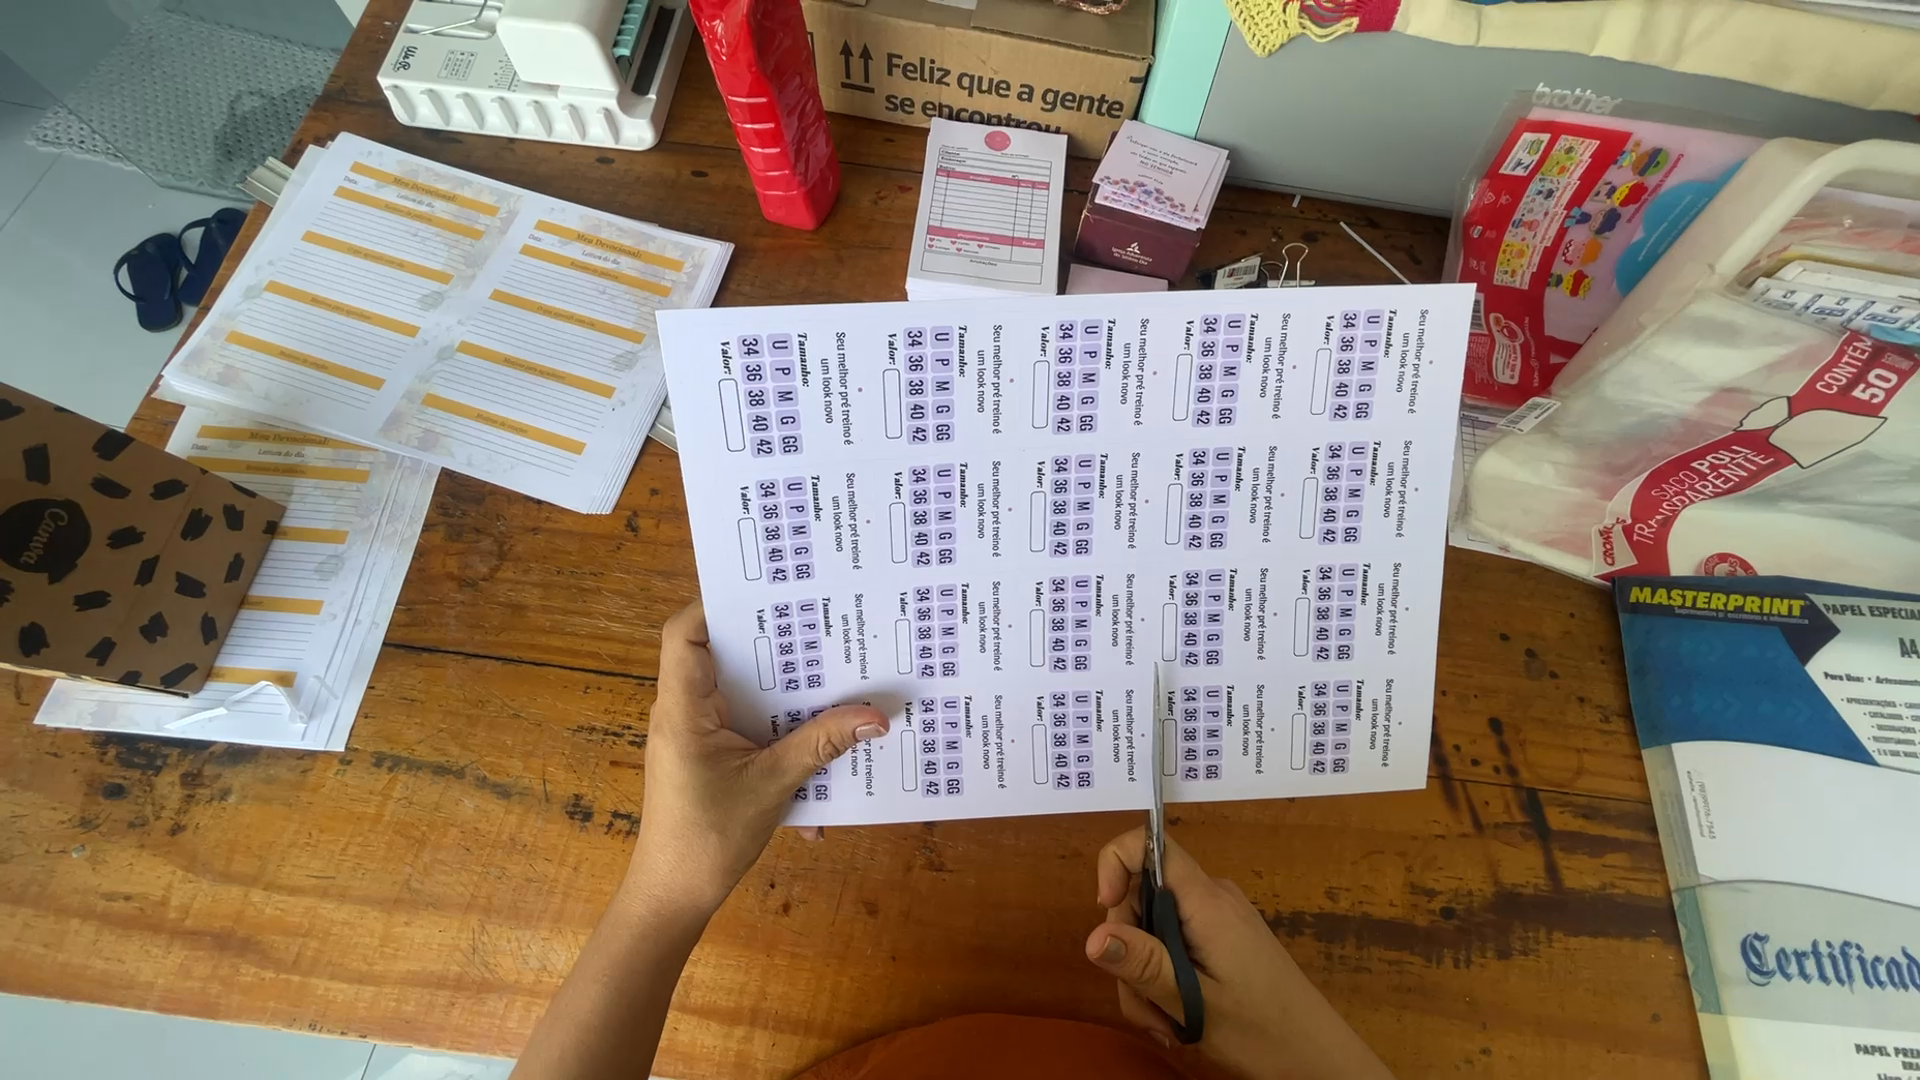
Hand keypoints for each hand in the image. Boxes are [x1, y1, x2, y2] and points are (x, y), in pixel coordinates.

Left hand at [632, 603, 888, 913]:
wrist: (675, 897)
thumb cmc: (709, 836)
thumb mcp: (772, 785)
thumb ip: (822, 744)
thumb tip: (877, 716)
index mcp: (684, 707)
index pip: (686, 634)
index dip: (718, 604)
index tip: (772, 592)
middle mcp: (686, 710)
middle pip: (721, 652)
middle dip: (770, 637)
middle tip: (819, 619)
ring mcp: (699, 732)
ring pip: (740, 687)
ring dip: (781, 680)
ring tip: (828, 662)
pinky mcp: (713, 752)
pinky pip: (748, 718)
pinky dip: (780, 717)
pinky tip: (820, 724)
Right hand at [1084, 827, 1391, 1079]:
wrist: (1323, 1062)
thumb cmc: (1262, 1031)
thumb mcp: (1194, 1003)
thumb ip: (1143, 965)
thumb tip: (1091, 937)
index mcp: (1204, 899)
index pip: (1149, 843)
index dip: (1115, 863)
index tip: (1105, 909)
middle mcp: (1210, 895)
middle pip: (1143, 895)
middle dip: (1129, 947)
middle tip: (1143, 1004)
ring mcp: (1218, 916)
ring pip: (1155, 925)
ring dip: (1146, 973)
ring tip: (1165, 1022)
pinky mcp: (1223, 937)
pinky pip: (1176, 939)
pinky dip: (1166, 974)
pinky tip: (1176, 1015)